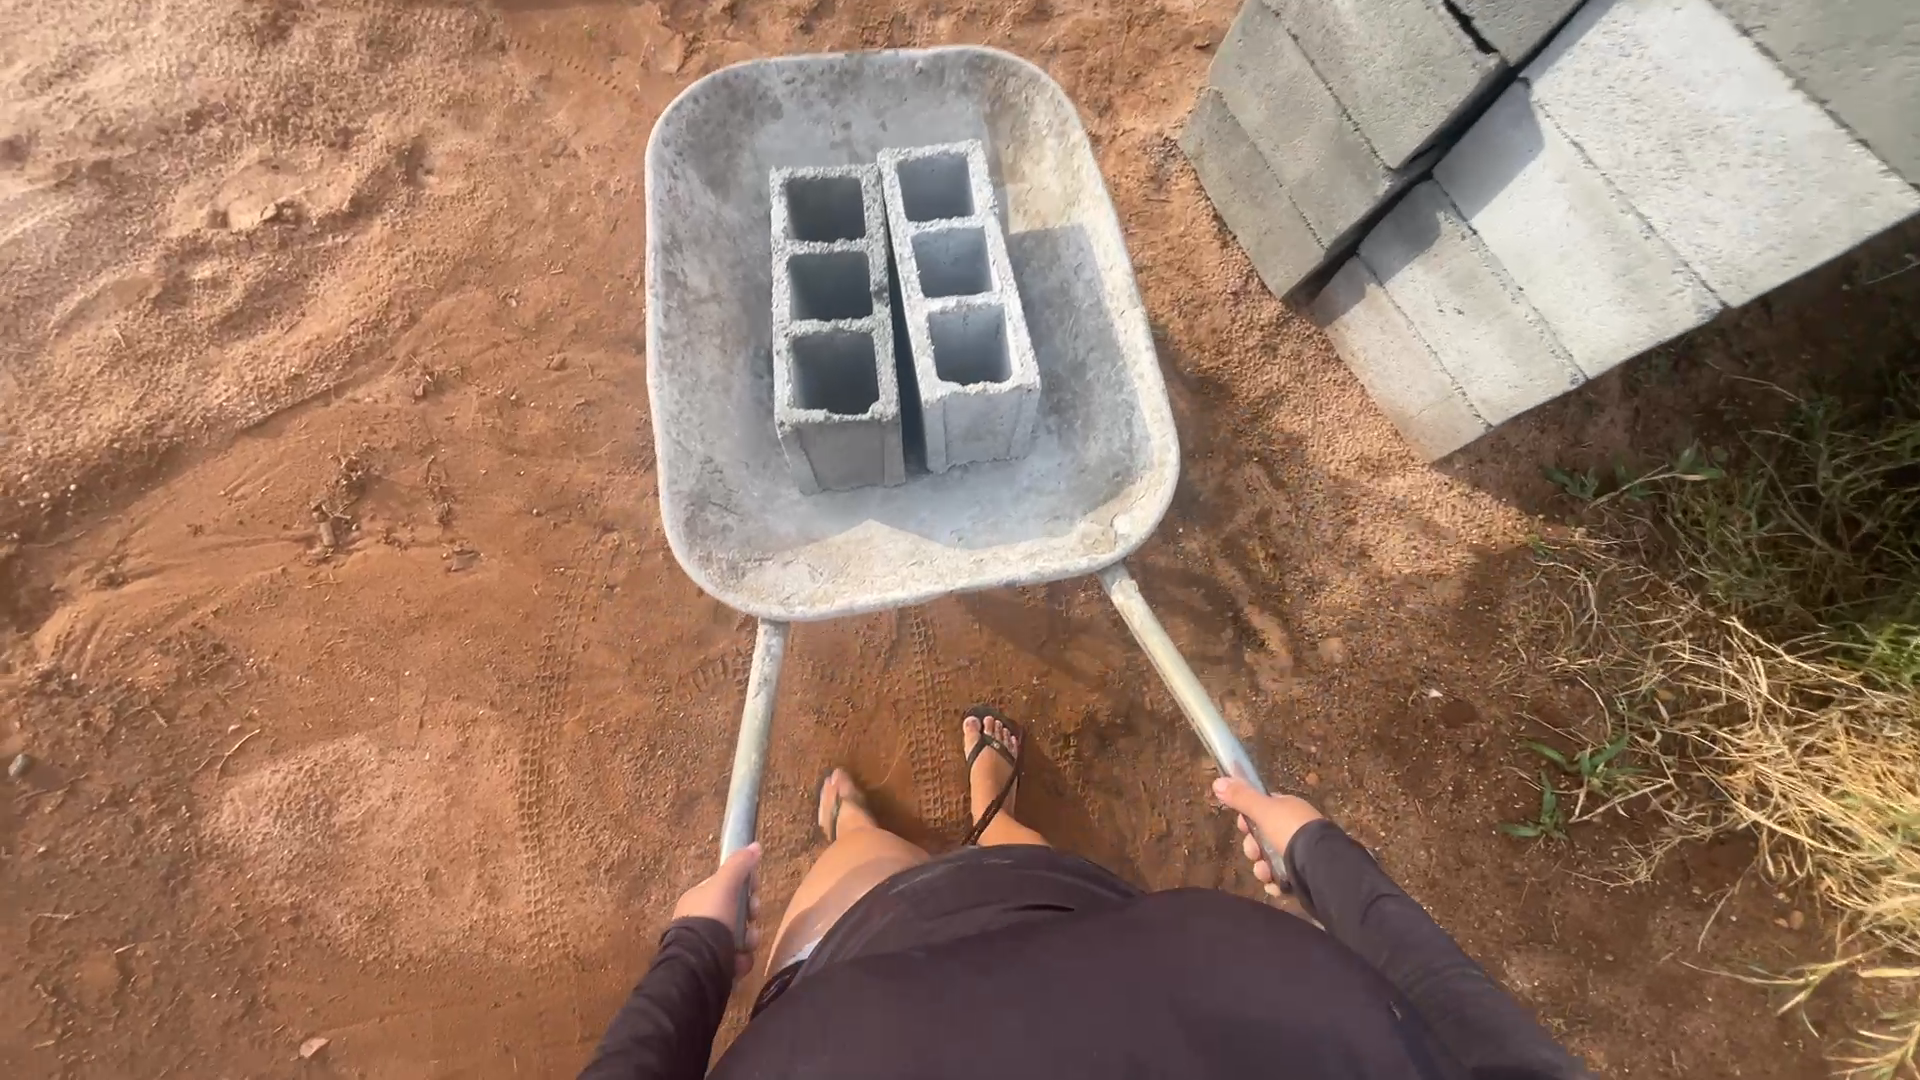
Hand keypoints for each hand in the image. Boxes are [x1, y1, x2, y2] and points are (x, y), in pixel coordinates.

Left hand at [672, 843, 761, 978]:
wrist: (698, 967)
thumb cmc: (709, 920)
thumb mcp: (724, 885)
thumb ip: (739, 864)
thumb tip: (755, 845)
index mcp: (698, 900)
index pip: (727, 885)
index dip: (745, 886)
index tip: (753, 889)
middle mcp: (701, 922)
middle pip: (737, 911)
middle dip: (750, 914)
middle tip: (752, 917)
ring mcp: (707, 946)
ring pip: (741, 935)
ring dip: (749, 939)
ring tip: (746, 945)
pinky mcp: (714, 967)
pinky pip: (737, 958)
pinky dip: (741, 960)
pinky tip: (739, 960)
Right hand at [1212, 776, 1325, 897]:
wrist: (1323, 866)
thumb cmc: (1292, 831)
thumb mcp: (1263, 810)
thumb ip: (1241, 797)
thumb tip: (1217, 782)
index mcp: (1290, 809)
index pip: (1263, 808)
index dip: (1248, 818)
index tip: (1242, 827)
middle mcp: (1297, 829)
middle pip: (1264, 837)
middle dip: (1253, 847)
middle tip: (1254, 853)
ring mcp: (1303, 854)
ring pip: (1271, 859)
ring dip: (1262, 867)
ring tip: (1265, 873)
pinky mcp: (1306, 876)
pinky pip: (1284, 879)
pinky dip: (1276, 882)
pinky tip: (1275, 886)